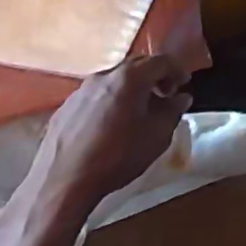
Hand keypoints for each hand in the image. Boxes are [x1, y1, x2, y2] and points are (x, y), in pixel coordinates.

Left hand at [29, 54, 192, 215]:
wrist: (61, 184)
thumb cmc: (117, 157)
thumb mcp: (158, 136)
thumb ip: (173, 111)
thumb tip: (181, 97)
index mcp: (130, 78)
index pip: (161, 61)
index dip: (177, 70)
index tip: (184, 83)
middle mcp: (104, 76)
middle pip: (136, 65)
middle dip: (154, 76)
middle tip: (165, 94)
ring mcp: (80, 91)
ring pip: (114, 80)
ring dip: (131, 89)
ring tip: (137, 111)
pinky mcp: (64, 108)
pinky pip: (95, 96)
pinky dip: (110, 101)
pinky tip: (110, 125)